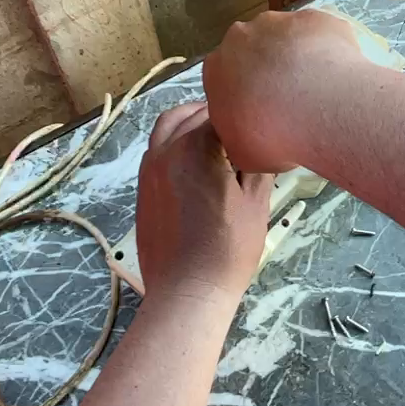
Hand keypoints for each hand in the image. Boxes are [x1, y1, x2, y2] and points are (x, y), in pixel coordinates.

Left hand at [135, 103, 274, 302]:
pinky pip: (156, 149)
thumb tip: (262, 144)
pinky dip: (174, 142)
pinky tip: (194, 161)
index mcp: (195, 147)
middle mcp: (166, 149)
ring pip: (167, 126)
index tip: (257, 126)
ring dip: (189, 122)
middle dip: (216, 115)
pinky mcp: (142, 187)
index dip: (242, 117)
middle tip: (240, 129)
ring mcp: (149, 168)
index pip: (221, 114)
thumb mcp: (255, 203)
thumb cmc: (226, 250)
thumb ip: (258, 164)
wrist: (186, 292)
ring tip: (214, 136)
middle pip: (192, 114)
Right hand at [203, 9, 364, 171]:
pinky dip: (325, 49)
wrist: (318, 108)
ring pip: (286, 38)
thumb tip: (247, 132)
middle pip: (253, 51)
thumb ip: (237, 133)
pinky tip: (336, 75)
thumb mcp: (241, 152)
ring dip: (297, 57)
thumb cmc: (272, 135)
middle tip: (291, 99)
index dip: (245, 93)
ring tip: (317, 88)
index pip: (225, 76)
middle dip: (268, 69)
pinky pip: (318, 34)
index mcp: (216, 67)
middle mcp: (242, 36)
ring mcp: (280, 22)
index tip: (262, 111)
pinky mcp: (314, 18)